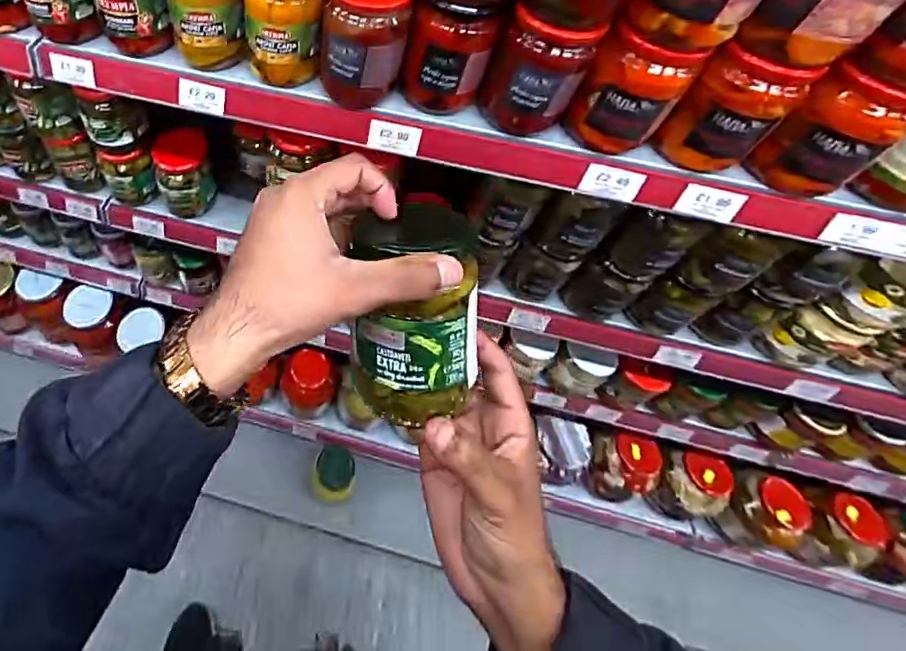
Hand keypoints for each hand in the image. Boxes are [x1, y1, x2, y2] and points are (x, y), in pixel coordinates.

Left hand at [186, 153, 462, 396]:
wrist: (237, 330)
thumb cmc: (285, 304)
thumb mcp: (353, 289)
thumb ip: (405, 276)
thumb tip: (448, 270)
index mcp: (301, 195)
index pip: (353, 166)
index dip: (382, 187)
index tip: (391, 218)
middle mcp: (282, 196)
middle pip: (336, 179)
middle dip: (367, 200)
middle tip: (387, 228)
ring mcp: (270, 214)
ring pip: (319, 198)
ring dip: (347, 214)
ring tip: (368, 243)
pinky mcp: (265, 233)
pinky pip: (303, 215)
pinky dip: (326, 226)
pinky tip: (340, 257)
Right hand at [419, 335, 565, 650]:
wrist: (497, 586)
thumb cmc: (517, 539)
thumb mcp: (499, 495)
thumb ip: (468, 459)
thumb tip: (435, 425)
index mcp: (510, 425)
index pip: (498, 374)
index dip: (483, 345)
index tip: (459, 320)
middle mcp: (481, 425)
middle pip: (462, 378)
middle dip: (443, 353)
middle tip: (415, 327)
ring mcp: (455, 440)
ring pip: (436, 396)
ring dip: (420, 377)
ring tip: (396, 349)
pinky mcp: (432, 457)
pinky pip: (417, 422)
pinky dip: (403, 407)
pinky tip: (388, 389)